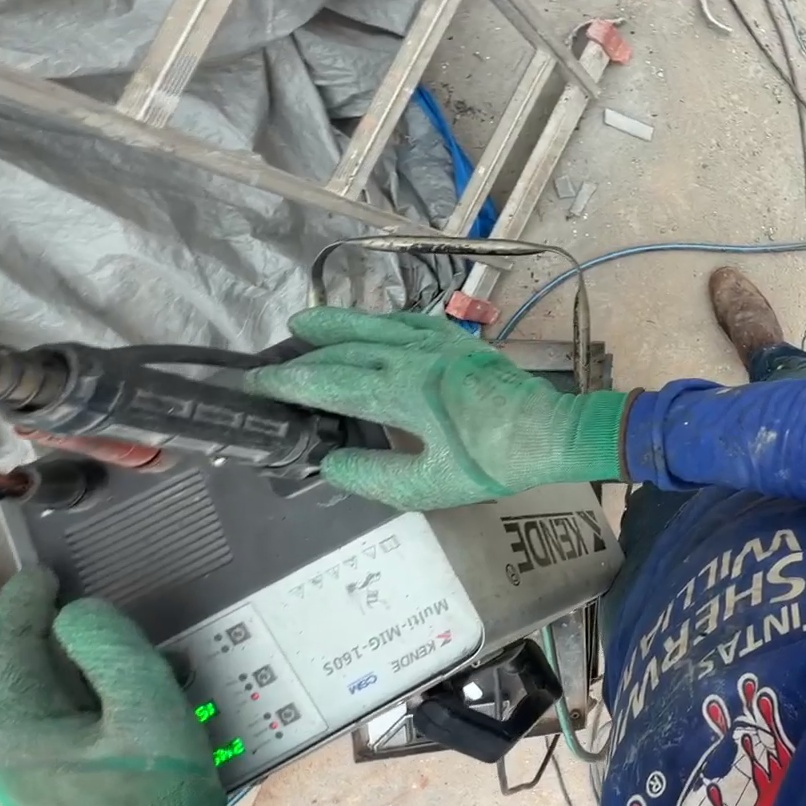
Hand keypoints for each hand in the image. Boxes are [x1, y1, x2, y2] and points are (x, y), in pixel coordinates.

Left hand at [0, 569, 284, 805]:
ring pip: (56, 697)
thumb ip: (112, 652)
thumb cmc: (159, 780)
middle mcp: (14, 752)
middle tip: (91, 593)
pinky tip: (144, 687)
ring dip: (86, 663)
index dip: (22, 609)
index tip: (41, 571)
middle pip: (29, 676)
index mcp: (18, 733)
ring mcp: (38, 772)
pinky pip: (76, 718)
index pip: (8, 655)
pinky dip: (102, 689)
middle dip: (56, 633)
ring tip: (132, 639)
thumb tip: (78, 611)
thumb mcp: (148, 706)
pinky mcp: (70, 780)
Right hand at [244, 307, 631, 509]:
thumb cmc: (493, 461)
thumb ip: (372, 475)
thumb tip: (330, 463)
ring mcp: (442, 344)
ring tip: (306, 322)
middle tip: (271, 363)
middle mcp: (415, 356)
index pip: (327, 380)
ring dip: (339, 325)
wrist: (554, 432)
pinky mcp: (465, 344)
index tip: (251, 385)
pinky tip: (378, 325)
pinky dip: (384, 321)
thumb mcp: (428, 484)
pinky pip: (413, 322)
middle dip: (304, 355)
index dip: (285, 382)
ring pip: (378, 325)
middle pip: (346, 348)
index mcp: (400, 389)